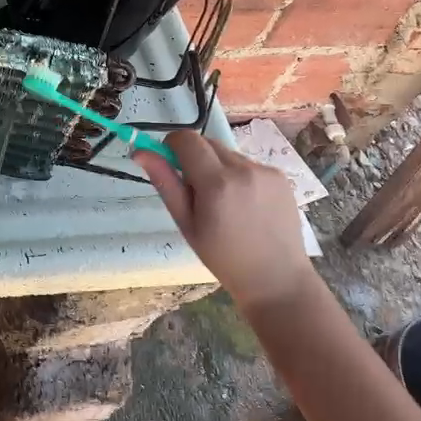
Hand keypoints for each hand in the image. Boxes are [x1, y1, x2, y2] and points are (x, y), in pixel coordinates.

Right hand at [134, 130, 311, 311]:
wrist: (277, 281)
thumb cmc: (224, 258)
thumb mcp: (186, 223)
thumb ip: (164, 182)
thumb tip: (140, 152)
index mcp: (216, 183)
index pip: (186, 139)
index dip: (172, 145)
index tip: (171, 164)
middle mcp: (243, 169)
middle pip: (207, 142)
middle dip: (195, 158)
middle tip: (198, 192)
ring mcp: (265, 171)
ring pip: (227, 153)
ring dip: (218, 167)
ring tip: (226, 203)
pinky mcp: (281, 176)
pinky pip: (248, 163)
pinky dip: (240, 175)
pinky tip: (246, 205)